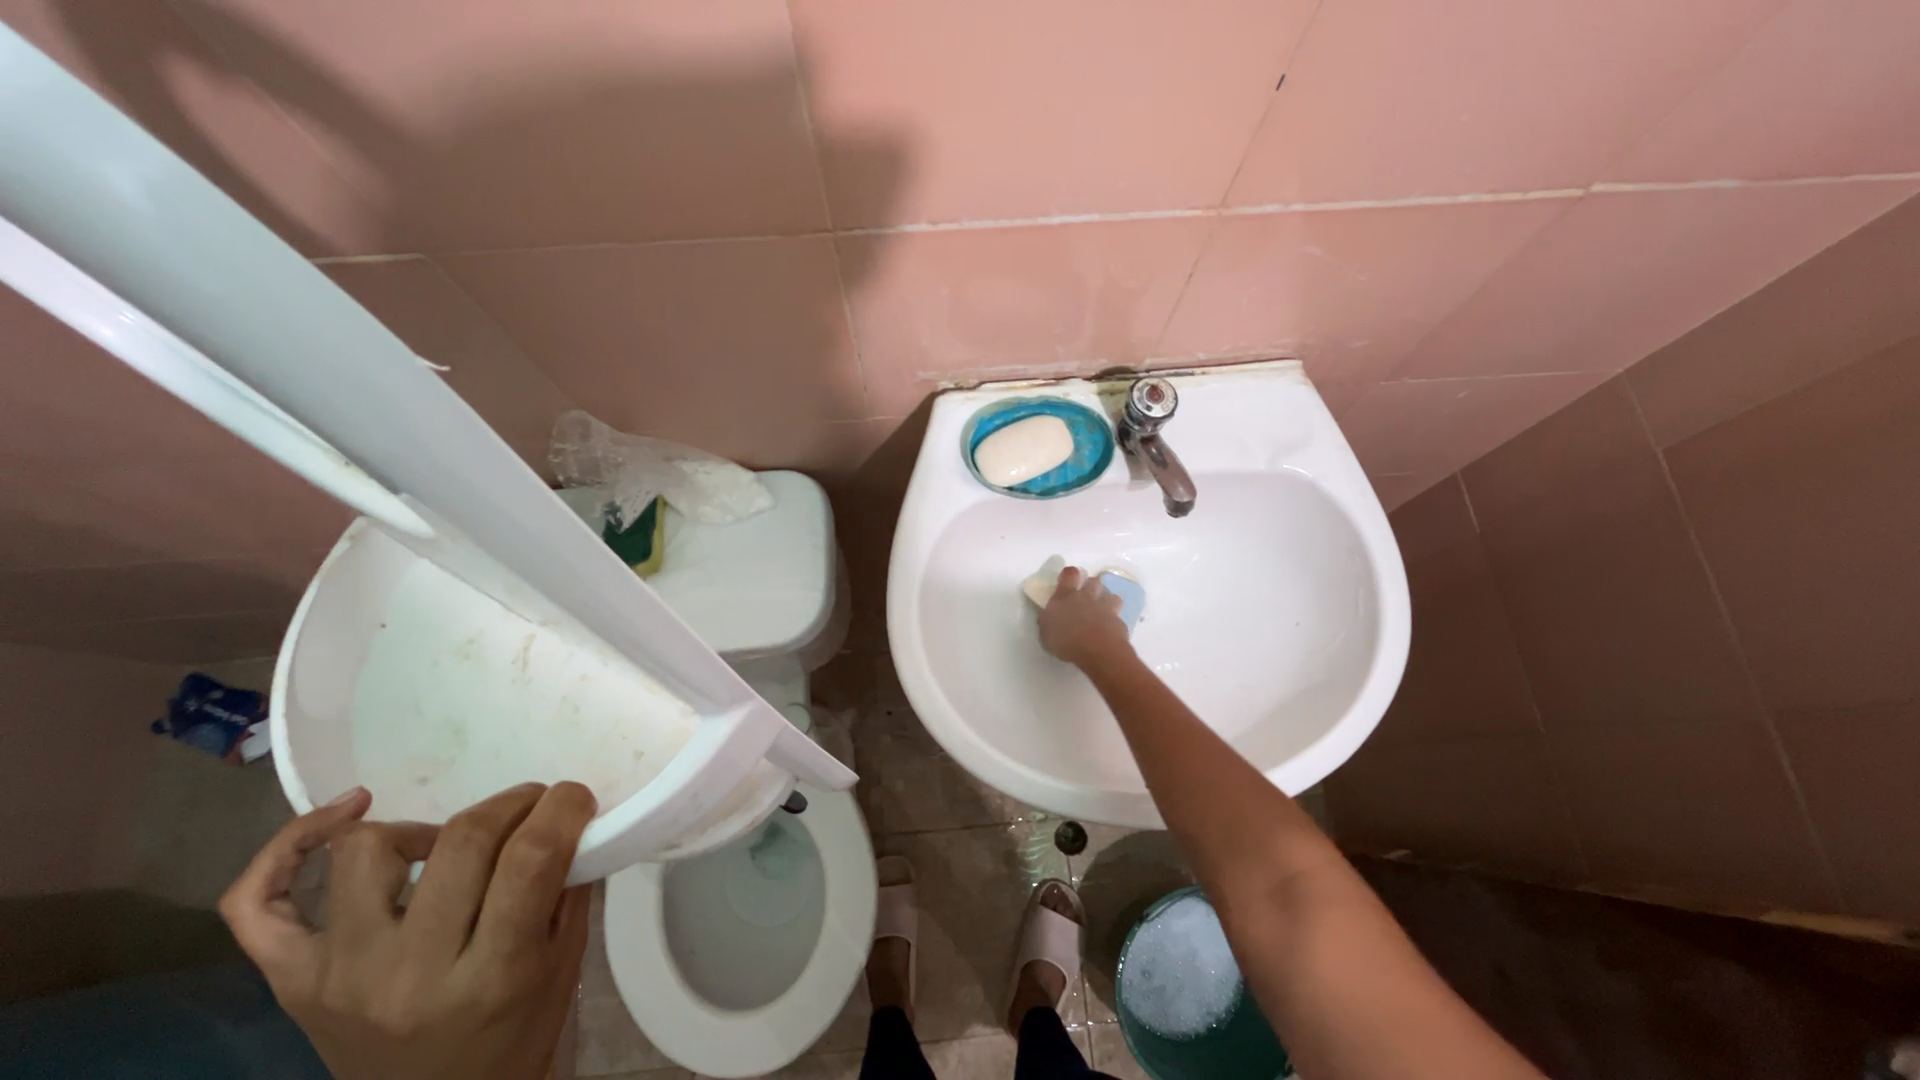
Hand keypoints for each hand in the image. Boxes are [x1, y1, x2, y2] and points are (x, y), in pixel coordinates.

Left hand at [220, 782, 597, 1079]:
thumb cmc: (514, 1042)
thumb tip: (565, 820)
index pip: (531, 857)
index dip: (561, 807)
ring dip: (423, 828)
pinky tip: (347, 817)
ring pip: (365, 852)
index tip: (573, 797)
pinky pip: (255, 905)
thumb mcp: (562, 969)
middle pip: (460, 840)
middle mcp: (411, 972)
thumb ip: (565, 890)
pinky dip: (288, 847)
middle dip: (511, 804)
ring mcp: (339, 976)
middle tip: (530, 808)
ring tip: (446, 845)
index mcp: (494, 976)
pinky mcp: (292, 982)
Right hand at [1039, 566, 1131, 668]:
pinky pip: (1117, 615)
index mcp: (1066, 596)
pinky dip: (1113, 619)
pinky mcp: (1119, 621)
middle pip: (1093, 581)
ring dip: (1105, 599)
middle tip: (1085, 596)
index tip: (1066, 580)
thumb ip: (1049, 620)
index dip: (1069, 575)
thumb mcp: (1046, 632)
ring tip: (1101, 610)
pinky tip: (1109, 628)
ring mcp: (1105, 607)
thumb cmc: (1066, 641)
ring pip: (1110, 595)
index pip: (1070, 574)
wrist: (1098, 651)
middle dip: (1090, 586)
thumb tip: (1049, 615)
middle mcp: (1087, 597)